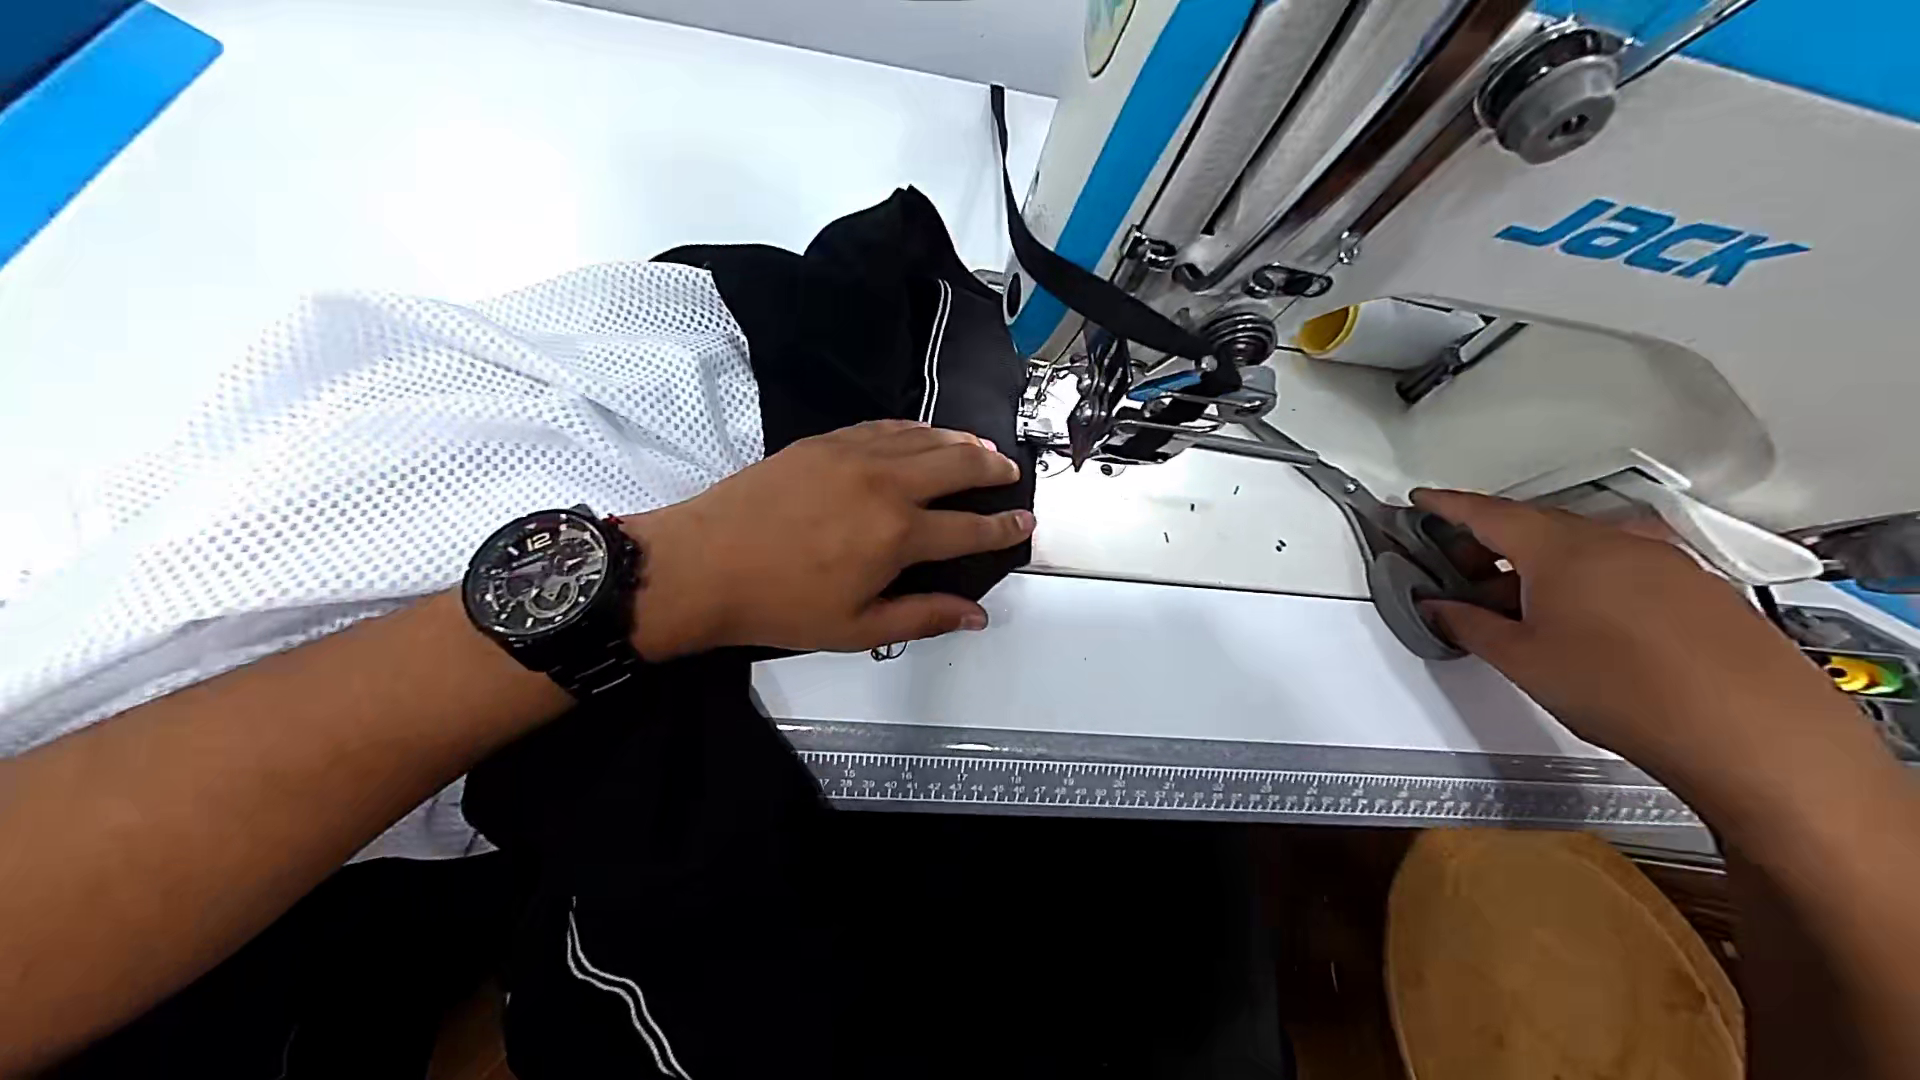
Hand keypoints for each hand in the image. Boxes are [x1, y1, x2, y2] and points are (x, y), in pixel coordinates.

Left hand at [620, 420, 1032, 656]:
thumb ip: (924, 617)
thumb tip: (975, 615)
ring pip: (925, 438)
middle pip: (958, 466)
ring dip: (961, 443)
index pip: (971, 528)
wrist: (704, 565)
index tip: (1024, 523)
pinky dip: (916, 429)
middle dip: (993, 471)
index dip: (1004, 528)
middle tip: (1011, 474)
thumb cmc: (780, 604)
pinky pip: (885, 426)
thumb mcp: (858, 628)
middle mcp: (885, 485)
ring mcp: (854, 455)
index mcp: (897, 535)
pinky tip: (925, 434)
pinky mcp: (826, 442)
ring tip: (982, 450)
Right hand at [1411, 489, 1879, 796]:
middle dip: (1487, 546)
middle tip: (1457, 572)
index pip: (1488, 513)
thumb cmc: (1635, 693)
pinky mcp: (1699, 590)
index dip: (1448, 506)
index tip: (1425, 501)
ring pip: (1579, 550)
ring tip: (1512, 608)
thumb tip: (1441, 611)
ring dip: (1535, 569)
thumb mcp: (1521, 660)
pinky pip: (1621, 569)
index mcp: (1563, 550)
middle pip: (1534, 528)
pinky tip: (1572, 623)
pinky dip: (1582, 583)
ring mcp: (1666, 564)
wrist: (1755, 738)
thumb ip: (1466, 625)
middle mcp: (1617, 544)